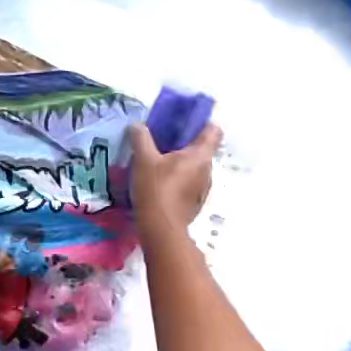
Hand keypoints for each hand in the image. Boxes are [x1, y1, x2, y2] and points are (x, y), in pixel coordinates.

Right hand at [127, 121, 222, 236]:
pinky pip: (189, 183)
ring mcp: (203, 188)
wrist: (160, 228)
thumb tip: (137, 125)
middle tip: (161, 143)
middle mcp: (207, 169)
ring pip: (194, 167)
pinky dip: (178, 179)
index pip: (213, 131)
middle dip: (183, 144)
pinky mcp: (195, 203)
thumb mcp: (143, 159)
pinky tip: (159, 184)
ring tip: (157, 164)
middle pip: (201, 149)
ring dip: (180, 163)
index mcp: (200, 155)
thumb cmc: (155, 188)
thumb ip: (141, 138)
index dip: (202, 123)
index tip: (184, 122)